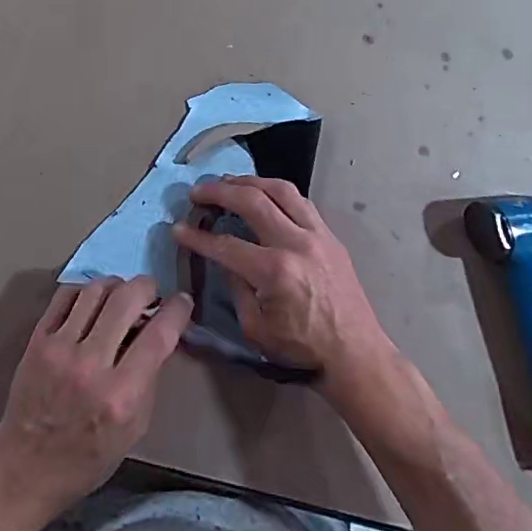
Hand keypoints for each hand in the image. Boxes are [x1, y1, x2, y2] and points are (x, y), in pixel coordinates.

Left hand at [0, 277, 191, 516]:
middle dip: (149, 287)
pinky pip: (66, 295)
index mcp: (121, 394)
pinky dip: (87, 292)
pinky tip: (93, 305)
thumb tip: (161, 328)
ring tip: (122, 299)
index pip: (160, 333)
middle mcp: (90, 366)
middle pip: (128, 297)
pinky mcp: (36, 342)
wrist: (24, 471)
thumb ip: (151, 374)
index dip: (178, 309)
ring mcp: (59, 351)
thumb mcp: (137, 426)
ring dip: (118, 286)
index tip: (183, 302)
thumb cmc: (89, 456)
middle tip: (152, 295)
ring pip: (97, 289)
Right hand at [171, 177, 391, 390]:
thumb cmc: (302, 346)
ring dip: (252, 181)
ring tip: (229, 182)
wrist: (353, 349)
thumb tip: (227, 260)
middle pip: (254, 201)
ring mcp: (317, 233)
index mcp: (275, 271)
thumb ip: (237, 289)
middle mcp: (296, 242)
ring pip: (282, 190)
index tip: (178, 228)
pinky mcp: (330, 234)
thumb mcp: (256, 329)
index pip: (227, 244)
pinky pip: (301, 201)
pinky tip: (264, 194)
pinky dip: (278, 192)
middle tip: (199, 191)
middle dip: (221, 192)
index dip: (198, 237)